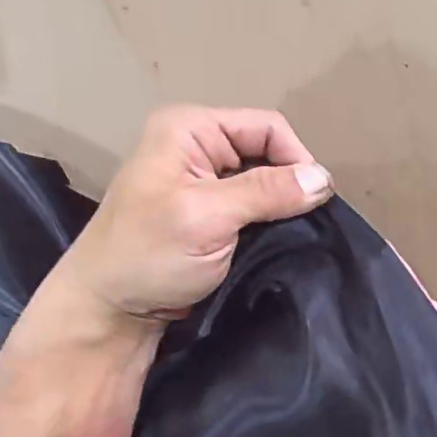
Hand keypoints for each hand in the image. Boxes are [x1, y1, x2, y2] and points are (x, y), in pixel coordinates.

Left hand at [51, 106, 332, 325]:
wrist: (112, 309)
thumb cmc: (148, 257)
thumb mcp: (208, 217)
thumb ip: (266, 192)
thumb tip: (324, 179)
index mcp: (190, 129)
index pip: (268, 128)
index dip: (297, 160)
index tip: (313, 203)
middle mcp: (199, 147)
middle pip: (269, 153)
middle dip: (290, 185)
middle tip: (302, 224)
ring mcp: (205, 182)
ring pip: (266, 183)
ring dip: (283, 208)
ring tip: (292, 235)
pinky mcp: (213, 213)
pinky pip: (256, 207)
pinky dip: (271, 223)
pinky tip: (275, 242)